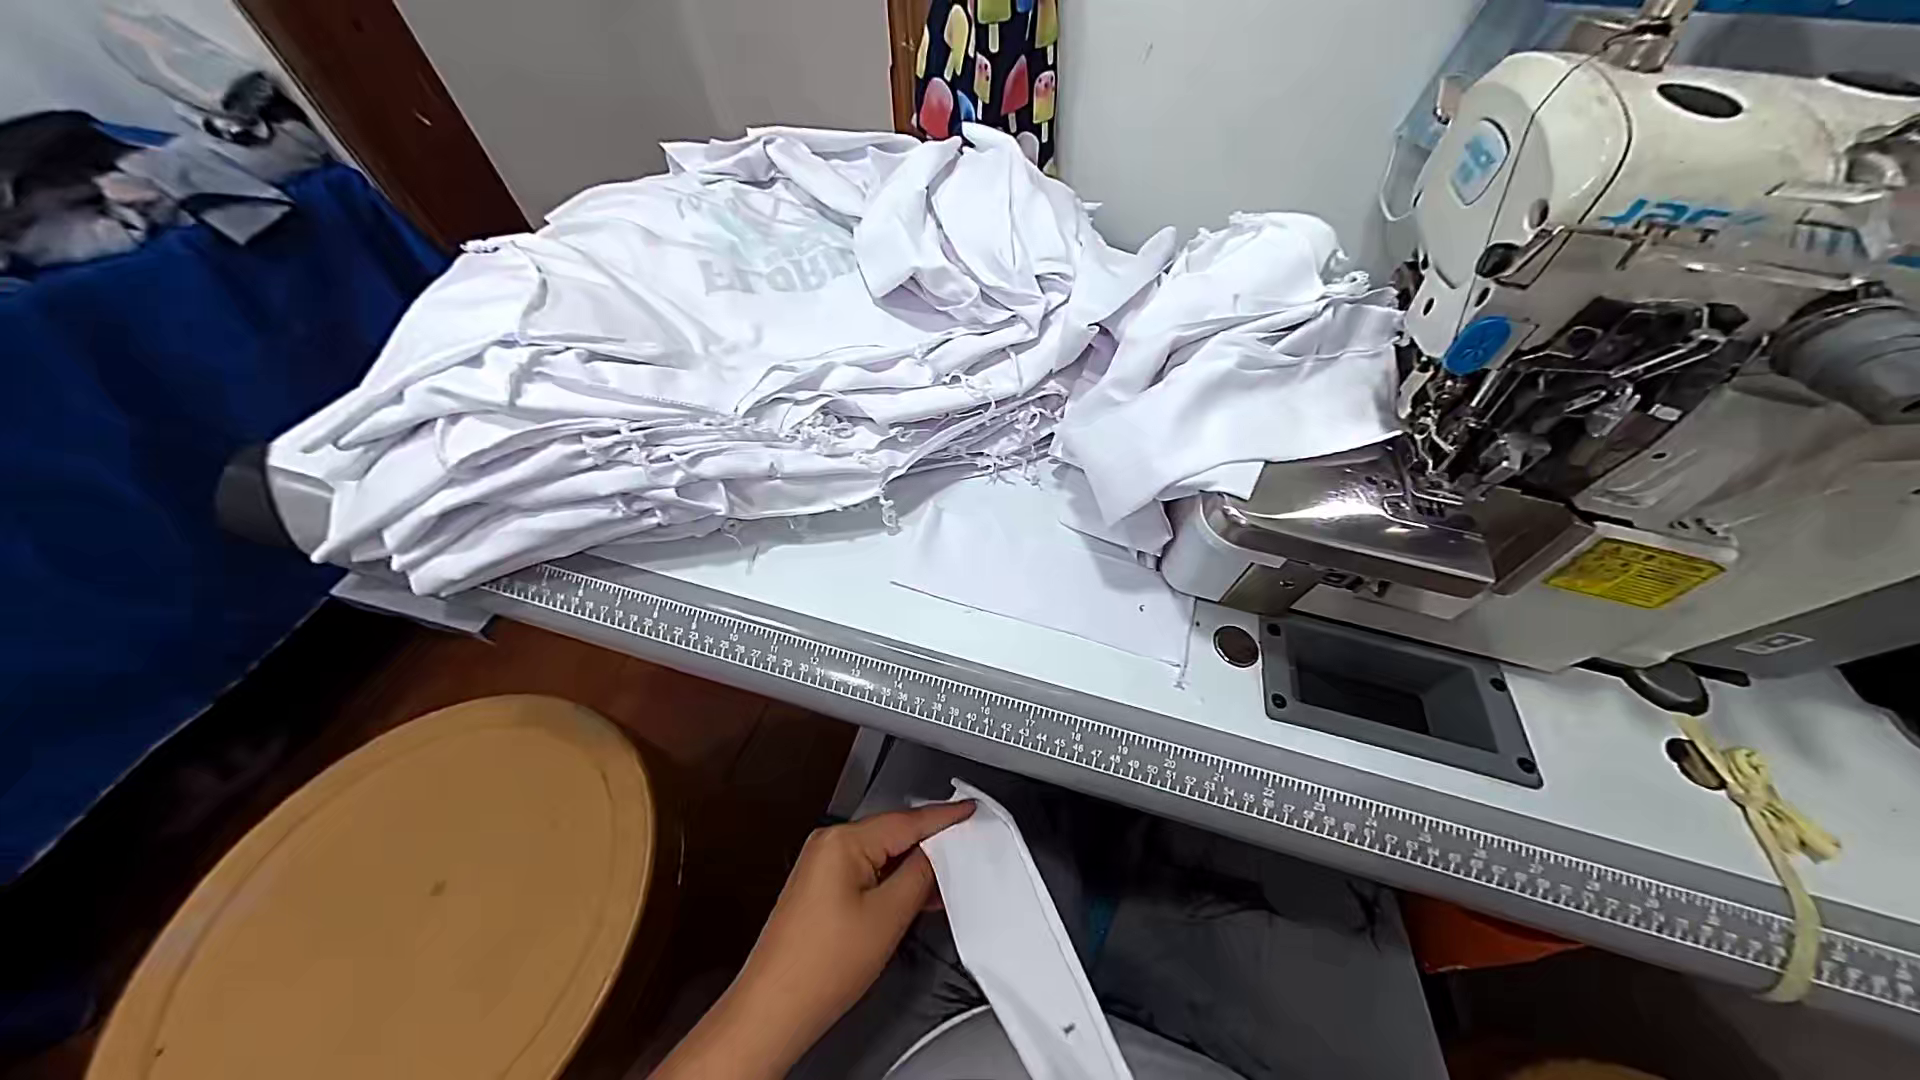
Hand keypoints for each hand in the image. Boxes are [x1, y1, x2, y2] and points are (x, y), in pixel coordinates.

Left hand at [652, 801, 975, 1078]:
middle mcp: (828, 844)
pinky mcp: (821, 886)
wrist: (774, 1010)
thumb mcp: (888, 916)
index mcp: (842, 841)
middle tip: (965, 849)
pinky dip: (892, 881)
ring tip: (945, 881)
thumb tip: (938, 853)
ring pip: (882, 854)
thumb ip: (920, 875)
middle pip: (893, 834)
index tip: (967, 811)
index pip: (906, 820)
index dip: (943, 817)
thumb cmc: (818, 969)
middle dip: (929, 845)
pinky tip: (914, 895)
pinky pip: (867, 870)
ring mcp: (822, 865)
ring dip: (912, 868)